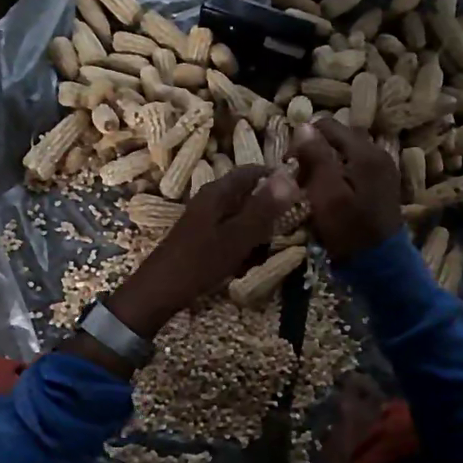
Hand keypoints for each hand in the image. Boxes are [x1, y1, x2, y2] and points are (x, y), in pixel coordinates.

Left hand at [107, 164, 299, 337]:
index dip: (277, 177)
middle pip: (247, 192)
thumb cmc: (200, 261)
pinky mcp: (202, 237)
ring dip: (258, 225)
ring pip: (240, 213)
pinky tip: (251, 256)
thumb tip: (291, 176)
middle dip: (270, 204)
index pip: (253, 171)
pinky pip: (231, 230)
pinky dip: (245, 239)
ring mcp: (205, 218)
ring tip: (275, 241)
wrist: (160, 290)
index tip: (302, 190)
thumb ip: (264, 206)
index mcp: (218, 191)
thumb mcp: (238, 234)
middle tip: (294, 220)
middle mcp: (210, 199)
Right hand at [290, 118, 401, 261]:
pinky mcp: (382, 185)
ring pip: (346, 153)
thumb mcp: (327, 193)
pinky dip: (339, 175)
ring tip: (312, 188)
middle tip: (299, 178)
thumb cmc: (349, 230)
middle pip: (338, 138)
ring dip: (326, 165)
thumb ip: (316, 157)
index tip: (290, 164)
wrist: (380, 265)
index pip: (327, 125)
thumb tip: (303, 126)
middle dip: (315, 152)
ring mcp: (383, 170)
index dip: (303, 139)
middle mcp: (378, 153)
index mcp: (365, 152)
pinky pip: (355, 169)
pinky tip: (330, 195)